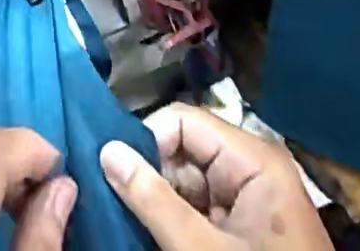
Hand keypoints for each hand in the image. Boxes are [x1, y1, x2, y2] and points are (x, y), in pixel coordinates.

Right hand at [101, 104, 333, 250]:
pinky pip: (198, 210)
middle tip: (114, 200)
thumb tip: (106, 150)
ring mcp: (249, 202)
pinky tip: (151, 238)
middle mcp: (251, 169)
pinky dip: (174, 222)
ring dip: (157, 202)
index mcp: (252, 160)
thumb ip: (152, 199)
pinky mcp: (244, 231)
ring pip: (186, 182)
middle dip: (149, 175)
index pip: (182, 121)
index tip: (115, 173)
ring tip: (128, 222)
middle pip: (183, 150)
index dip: (147, 142)